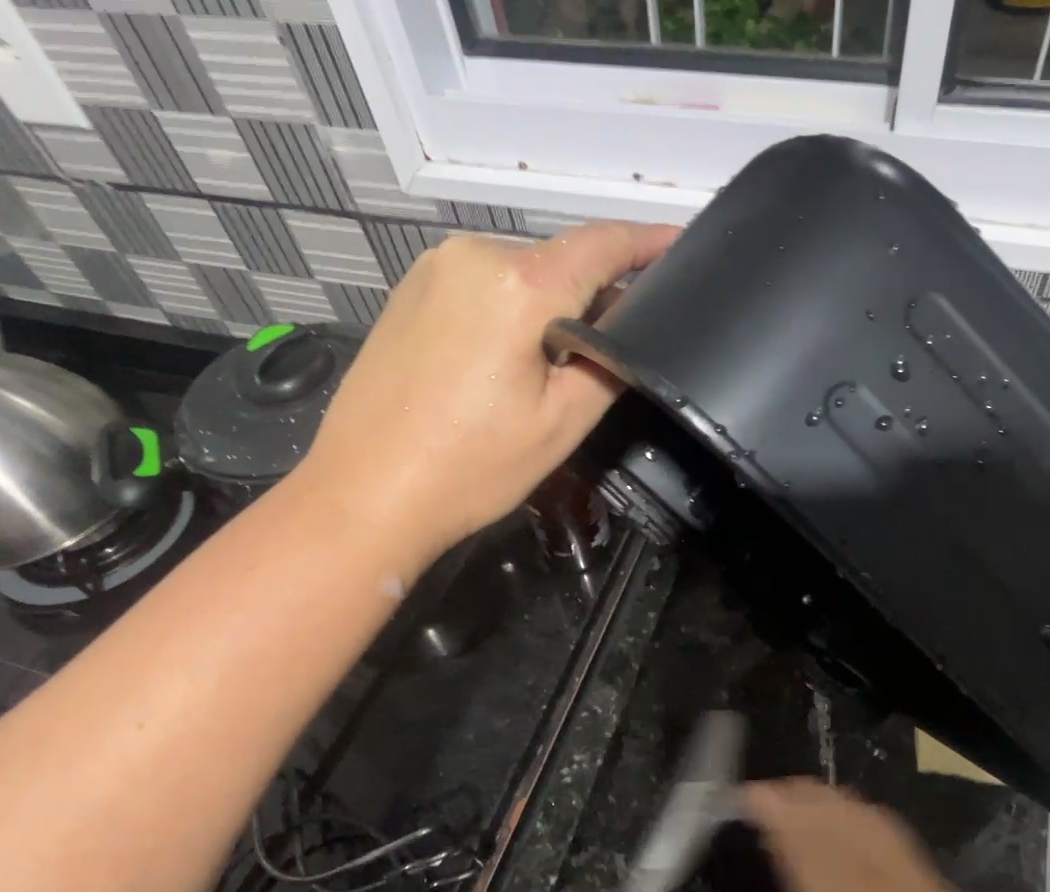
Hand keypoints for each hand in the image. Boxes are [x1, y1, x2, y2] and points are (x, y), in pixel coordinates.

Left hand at [299, 223, 677, 555]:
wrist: (364, 493)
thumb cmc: (470, 467)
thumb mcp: (562, 422)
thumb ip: (610, 359)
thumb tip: (626, 323)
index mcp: (518, 285)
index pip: (604, 244)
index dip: (650, 241)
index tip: (685, 244)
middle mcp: (473, 255)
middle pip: (561, 259)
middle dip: (597, 290)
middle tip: (624, 340)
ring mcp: (434, 269)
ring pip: (522, 273)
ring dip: (552, 303)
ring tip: (563, 361)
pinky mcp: (410, 291)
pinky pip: (484, 285)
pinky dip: (513, 307)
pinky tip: (511, 357)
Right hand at [739, 778, 951, 891]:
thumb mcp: (796, 875)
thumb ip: (774, 832)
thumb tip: (753, 799)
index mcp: (807, 808)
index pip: (770, 791)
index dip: (753, 796)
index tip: (736, 806)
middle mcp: (835, 799)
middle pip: (800, 789)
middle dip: (782, 798)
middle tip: (766, 817)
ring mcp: (864, 810)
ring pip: (827, 799)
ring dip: (809, 807)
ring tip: (798, 830)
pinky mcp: (886, 825)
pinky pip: (850, 812)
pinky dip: (835, 819)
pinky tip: (835, 840)